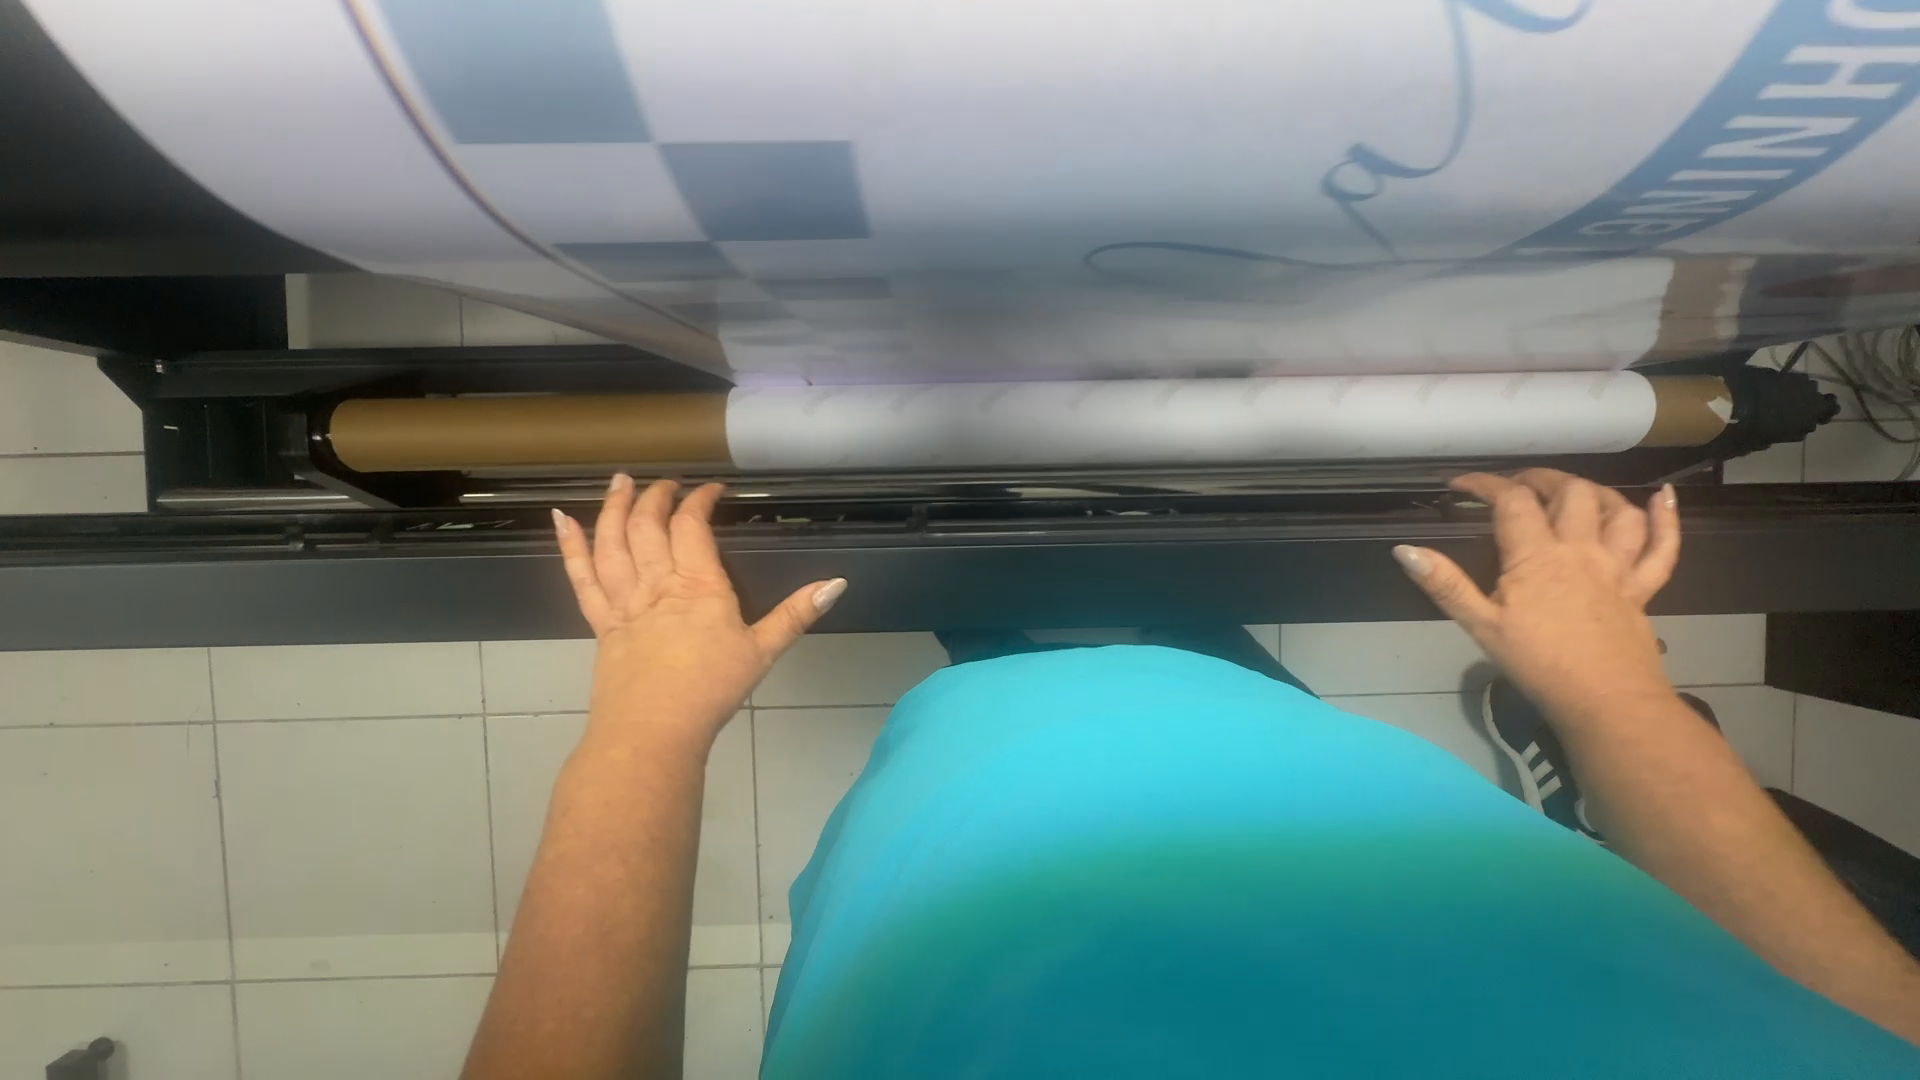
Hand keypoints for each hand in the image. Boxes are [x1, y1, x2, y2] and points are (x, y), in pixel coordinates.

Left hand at [553, 475, 846, 750]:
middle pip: (648, 526)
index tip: (711, 489)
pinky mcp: (601, 621)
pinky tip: (561, 521)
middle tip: (665, 482)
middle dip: (657, 497)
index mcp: (699, 586)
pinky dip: (570, 545)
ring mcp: (624, 601)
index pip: (693, 527)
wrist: (653, 732)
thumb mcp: (763, 651)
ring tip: (618, 480)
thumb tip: (837, 583)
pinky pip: (581, 576)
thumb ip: (797, 613)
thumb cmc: (711, 691)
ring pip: (612, 542)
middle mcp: (658, 584)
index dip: (700, 501)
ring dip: (613, 507)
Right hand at [1392, 469, 1679, 725]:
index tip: (1461, 484)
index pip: (1512, 502)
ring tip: (1571, 489)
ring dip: (1594, 491)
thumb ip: (1444, 583)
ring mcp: (1617, 567)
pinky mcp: (1643, 588)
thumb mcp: (1479, 624)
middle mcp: (1581, 550)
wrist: (1606, 700)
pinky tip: (1664, 498)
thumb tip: (1405, 550)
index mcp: (1536, 557)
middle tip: (1516, 483)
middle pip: (1570, 494)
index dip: (1485, 484)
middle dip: (1541, 478)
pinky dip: (1667, 518)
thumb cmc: (1537, 662)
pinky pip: (1663, 547)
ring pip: (1617, 511)